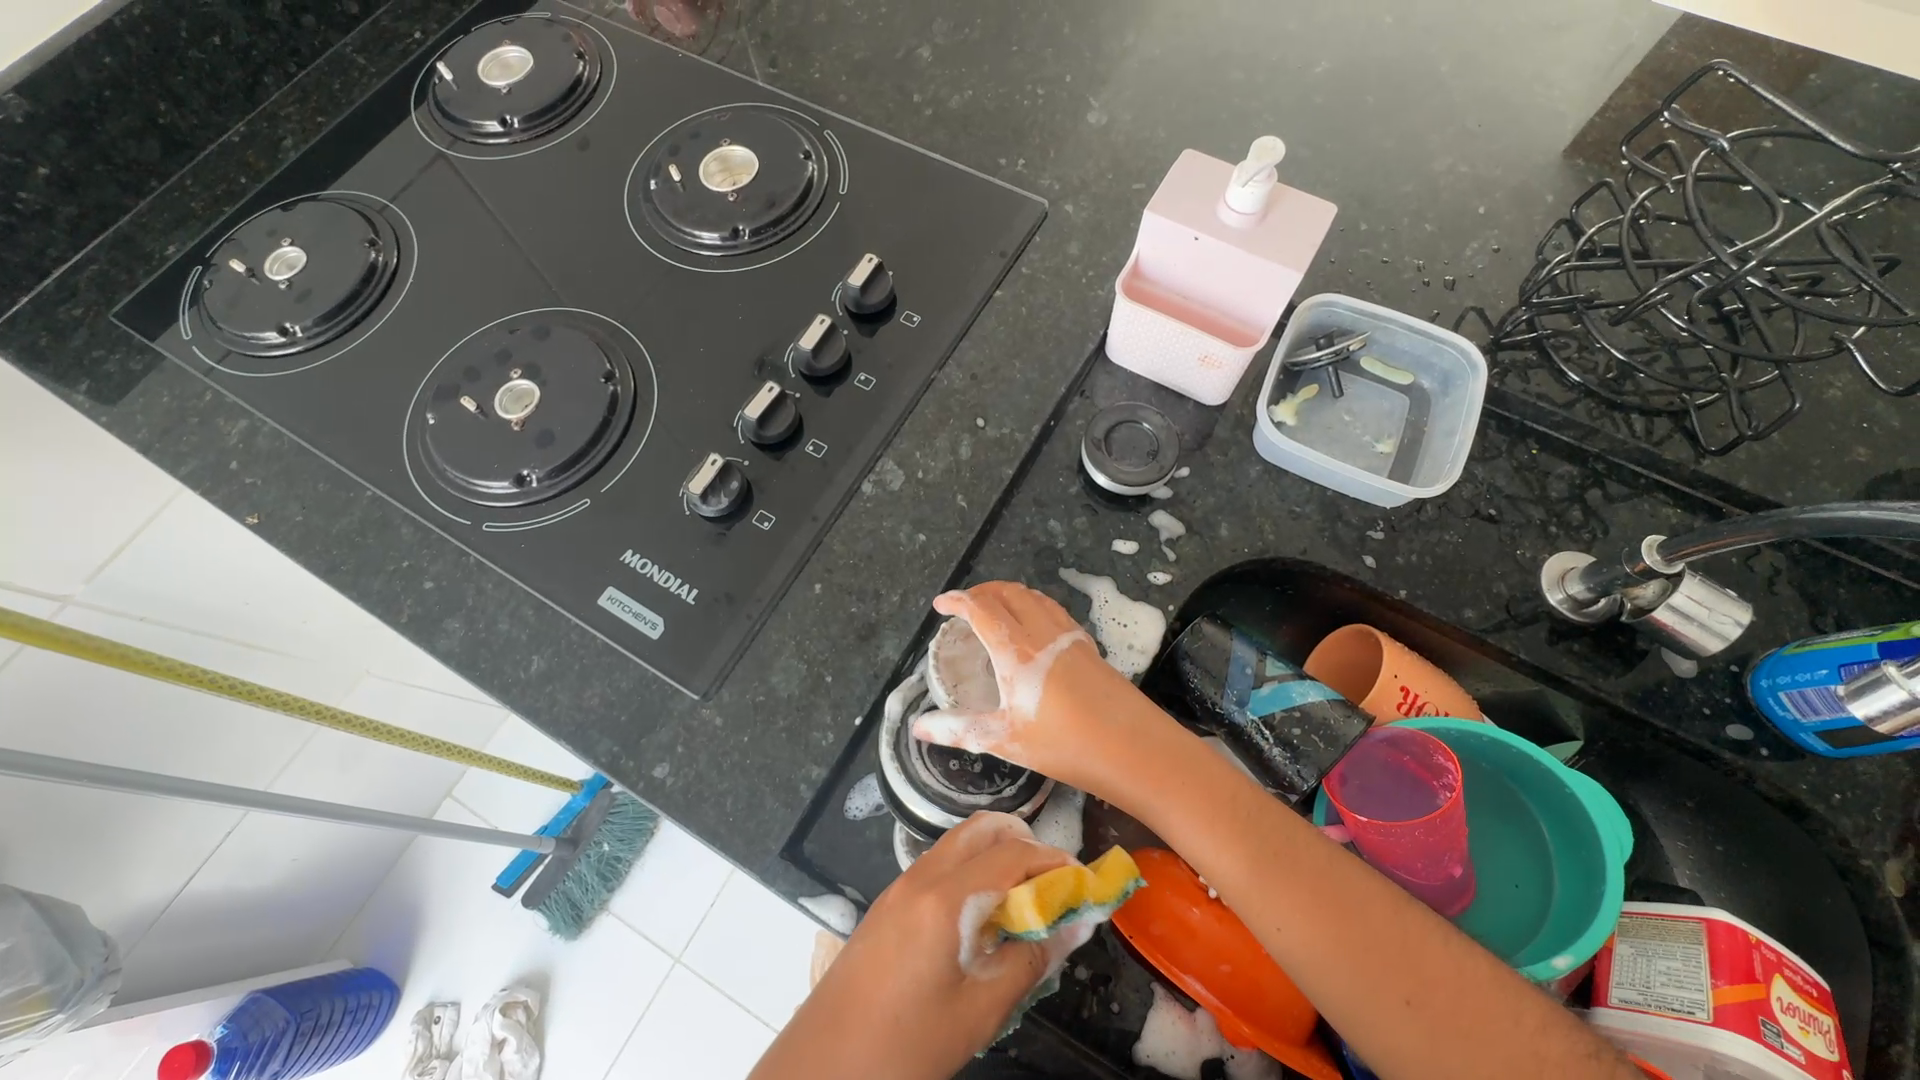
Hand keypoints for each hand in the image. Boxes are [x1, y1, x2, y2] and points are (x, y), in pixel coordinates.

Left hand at [751, 813, 1087, 1079]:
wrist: (824, 1065)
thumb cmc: (907, 1043)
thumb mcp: (980, 1010)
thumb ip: (1031, 959)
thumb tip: (1076, 924)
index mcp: (944, 898)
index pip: (1012, 854)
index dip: (1055, 862)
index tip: (1085, 884)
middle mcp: (919, 878)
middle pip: (982, 831)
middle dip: (1025, 846)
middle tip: (1054, 886)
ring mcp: (897, 888)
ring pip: (958, 846)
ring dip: (996, 858)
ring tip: (1024, 905)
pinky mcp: (886, 906)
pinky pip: (938, 868)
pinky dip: (970, 875)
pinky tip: (984, 921)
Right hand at [912, 581, 1165, 790]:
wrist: (1134, 747)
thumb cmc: (1065, 744)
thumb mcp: (1005, 741)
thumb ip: (959, 730)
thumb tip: (918, 728)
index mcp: (1016, 650)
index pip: (981, 609)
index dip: (958, 601)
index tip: (941, 604)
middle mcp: (1042, 632)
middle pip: (1009, 593)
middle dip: (983, 591)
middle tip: (964, 604)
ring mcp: (1070, 636)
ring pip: (1035, 598)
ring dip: (1010, 594)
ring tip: (995, 608)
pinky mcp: (1089, 647)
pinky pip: (1054, 611)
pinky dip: (1034, 606)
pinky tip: (1035, 628)